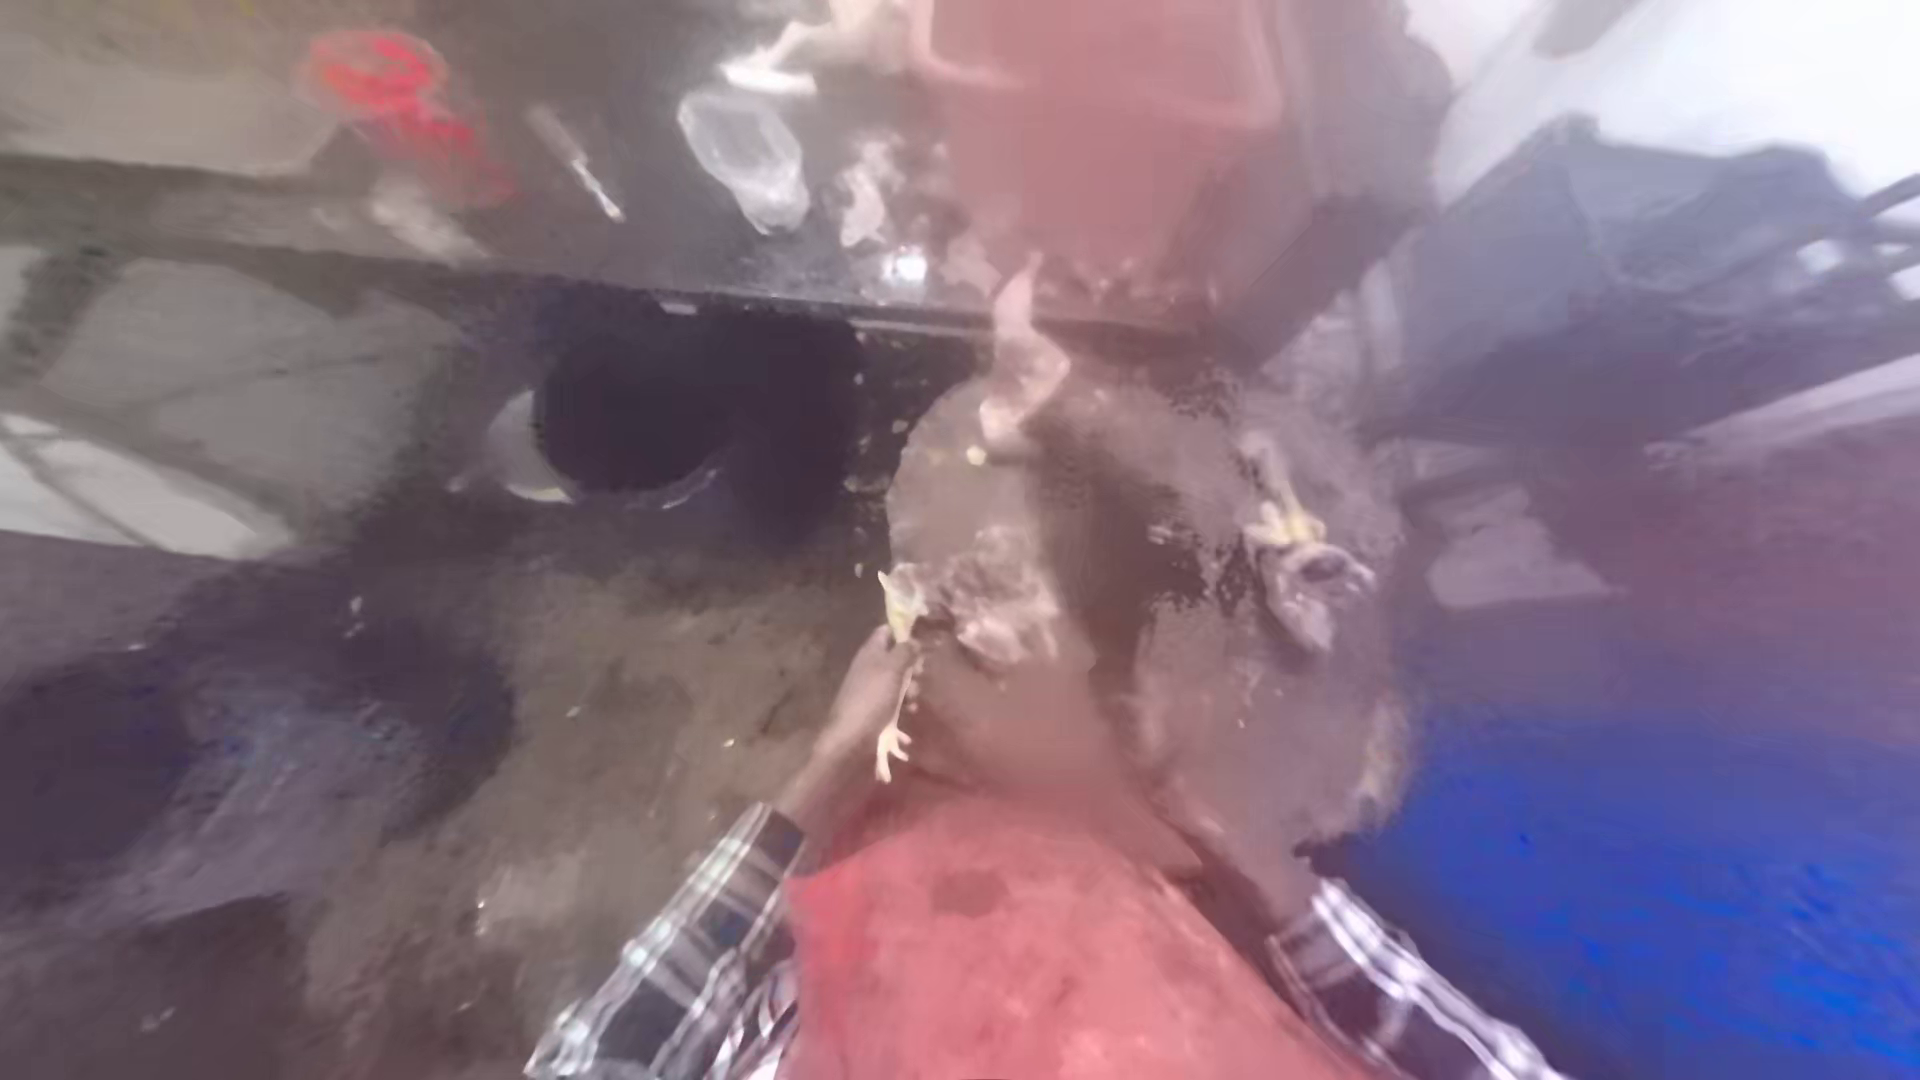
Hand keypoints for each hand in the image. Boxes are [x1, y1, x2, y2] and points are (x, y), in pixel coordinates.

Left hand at [775, 626, 916, 835]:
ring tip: (914, 699)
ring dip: (911, 687)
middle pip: (896, 657)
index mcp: (870, 653)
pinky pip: (895, 701)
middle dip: (912, 665)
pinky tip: (910, 712)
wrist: (850, 742)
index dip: (903, 632)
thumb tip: (914, 640)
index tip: (922, 639)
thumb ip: (905, 651)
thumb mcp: (891, 670)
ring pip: (899, 681)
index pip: (886, 631)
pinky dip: (904, 704)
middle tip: (920, 674)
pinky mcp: (876, 710)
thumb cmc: (871, 700)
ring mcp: (872, 690)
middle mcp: (870, 668)